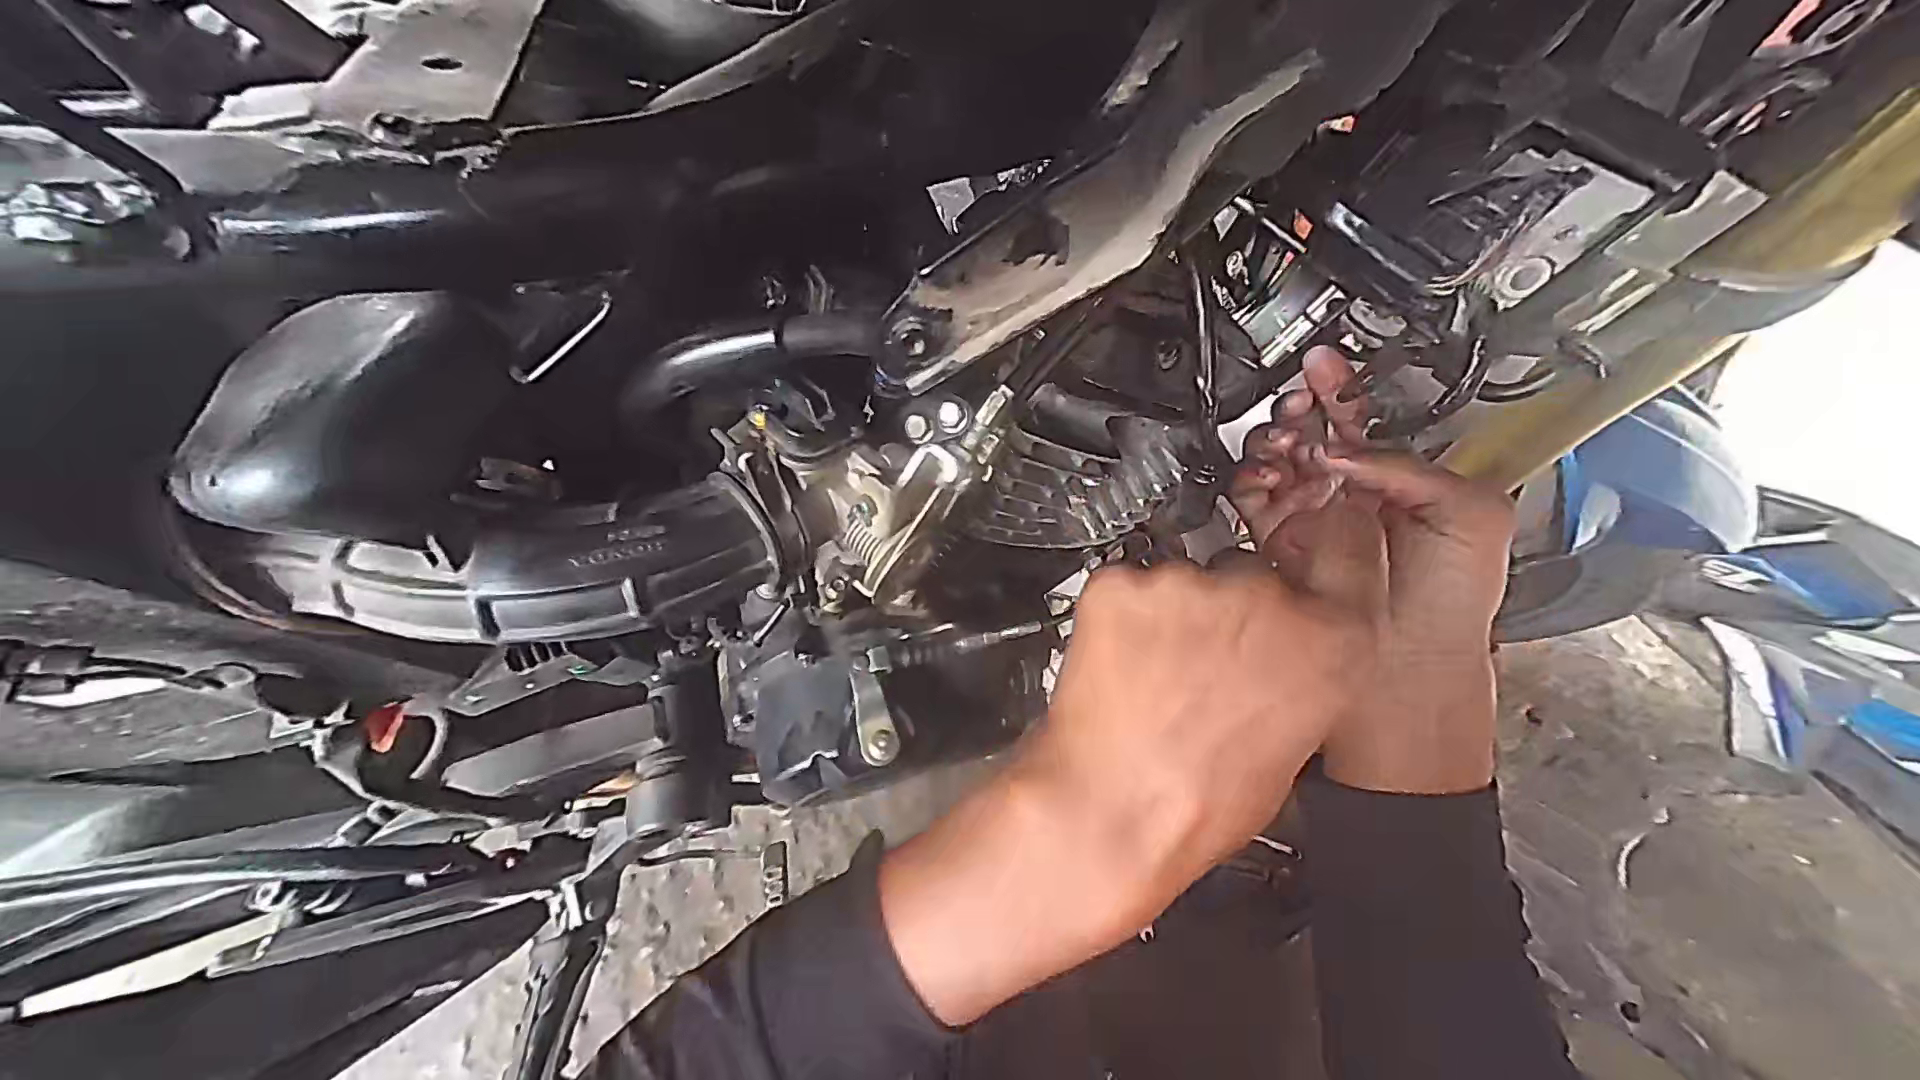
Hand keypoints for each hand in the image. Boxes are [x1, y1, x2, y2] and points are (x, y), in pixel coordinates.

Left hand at [880, 531, 1386, 1025]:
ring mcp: (1183, 589)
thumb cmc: (1192, 810)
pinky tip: (1108, 668)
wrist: (1098, 822)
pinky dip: (1113, 617)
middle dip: (1217, 608)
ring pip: (1175, 579)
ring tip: (1141, 677)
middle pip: (1240, 570)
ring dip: (1161, 615)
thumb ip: (1285, 681)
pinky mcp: (1115, 588)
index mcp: (1320, 648)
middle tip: (1185, 660)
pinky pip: (1121, 587)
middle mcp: (1258, 602)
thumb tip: (1268, 645)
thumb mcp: (1278, 750)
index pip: (1327, 569)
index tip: (1266, 588)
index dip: (1289, 579)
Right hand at [1229, 348, 1515, 794]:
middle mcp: (1355, 496)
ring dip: (1274, 441)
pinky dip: (1251, 479)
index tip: (1327, 363)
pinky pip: (1252, 498)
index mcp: (1403, 485)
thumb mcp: (1469, 515)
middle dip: (1302, 409)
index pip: (1367, 424)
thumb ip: (1407, 467)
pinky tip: (1264, 472)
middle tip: (1296, 398)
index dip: (1346, 389)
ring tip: (1282, 439)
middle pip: (1316, 435)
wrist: (1401, 671)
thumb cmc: (1450, 606)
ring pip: (1280, 461)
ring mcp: (1313, 518)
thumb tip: (1340, 449)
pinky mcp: (1278, 542)